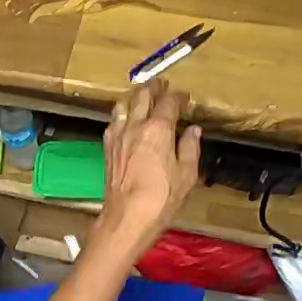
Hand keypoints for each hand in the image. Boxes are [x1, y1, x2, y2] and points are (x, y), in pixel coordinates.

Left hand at [97, 79, 200, 255]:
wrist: (128, 216)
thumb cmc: (162, 196)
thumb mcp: (187, 173)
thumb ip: (190, 147)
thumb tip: (193, 130)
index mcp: (158, 129)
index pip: (169, 103)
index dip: (178, 96)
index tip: (184, 96)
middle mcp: (135, 126)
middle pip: (142, 96)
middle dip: (154, 88)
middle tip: (162, 84)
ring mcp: (118, 136)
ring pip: (123, 105)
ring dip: (134, 97)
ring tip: (142, 96)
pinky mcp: (108, 148)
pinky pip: (114, 121)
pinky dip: (122, 114)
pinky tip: (125, 119)